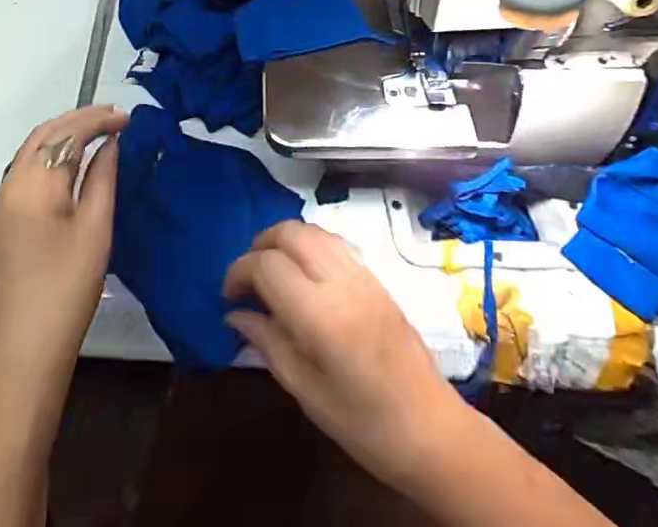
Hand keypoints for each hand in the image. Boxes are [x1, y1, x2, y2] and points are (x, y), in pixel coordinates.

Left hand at [0, 106, 127, 367]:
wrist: (26, 349)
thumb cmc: (68, 287)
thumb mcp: (96, 228)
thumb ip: (103, 178)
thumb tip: (110, 144)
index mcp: (31, 187)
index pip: (64, 135)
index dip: (97, 120)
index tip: (129, 118)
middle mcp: (8, 188)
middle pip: (42, 137)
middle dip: (78, 120)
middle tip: (116, 117)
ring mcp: (0, 207)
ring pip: (32, 154)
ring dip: (64, 136)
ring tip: (101, 134)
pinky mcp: (2, 224)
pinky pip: (27, 174)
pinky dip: (53, 157)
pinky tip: (75, 165)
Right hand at [223, 222, 467, 487]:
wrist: (430, 427)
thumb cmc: (363, 423)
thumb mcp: (305, 390)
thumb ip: (268, 343)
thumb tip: (236, 314)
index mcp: (321, 313)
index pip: (268, 264)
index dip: (239, 271)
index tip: (228, 296)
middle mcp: (343, 281)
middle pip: (292, 232)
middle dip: (261, 245)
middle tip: (247, 278)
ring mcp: (365, 275)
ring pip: (316, 231)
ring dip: (287, 240)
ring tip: (272, 274)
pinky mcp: (378, 278)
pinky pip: (337, 244)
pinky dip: (312, 245)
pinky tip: (304, 276)